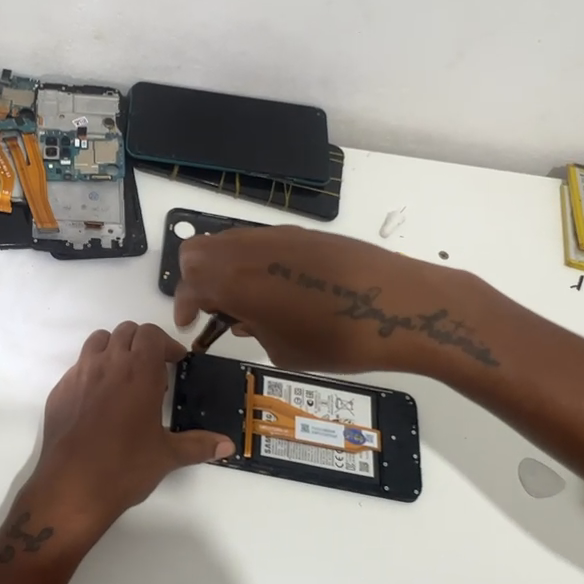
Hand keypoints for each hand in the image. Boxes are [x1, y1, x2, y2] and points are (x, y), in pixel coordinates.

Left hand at [24, 323, 233, 535]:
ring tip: (124, 377)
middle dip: (142, 343)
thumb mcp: (167, 456)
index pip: (151, 334)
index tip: (174, 361)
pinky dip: (93, 371)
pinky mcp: (60, 390)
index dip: (166, 344)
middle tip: (153, 370)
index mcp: (139, 372)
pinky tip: (99, 401)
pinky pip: (79, 366)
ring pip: (98, 341)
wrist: (72, 485)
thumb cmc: (125, 467)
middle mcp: (108, 364)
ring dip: (115, 349)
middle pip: (126, 331)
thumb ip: (198, 444)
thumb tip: (227, 445)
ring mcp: (80, 374)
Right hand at [172, 225, 504, 376]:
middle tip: (212, 308)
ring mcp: (277, 236)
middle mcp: (248, 249)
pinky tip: (281, 290)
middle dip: (195, 279)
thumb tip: (244, 317)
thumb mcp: (282, 350)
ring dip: (225, 267)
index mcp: (234, 280)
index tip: (189, 324)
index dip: (182, 307)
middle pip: (197, 250)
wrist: (401, 307)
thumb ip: (252, 329)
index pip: (188, 285)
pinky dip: (254, 262)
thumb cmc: (336, 340)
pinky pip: (262, 242)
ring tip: (248, 301)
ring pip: (229, 241)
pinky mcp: (304, 233)